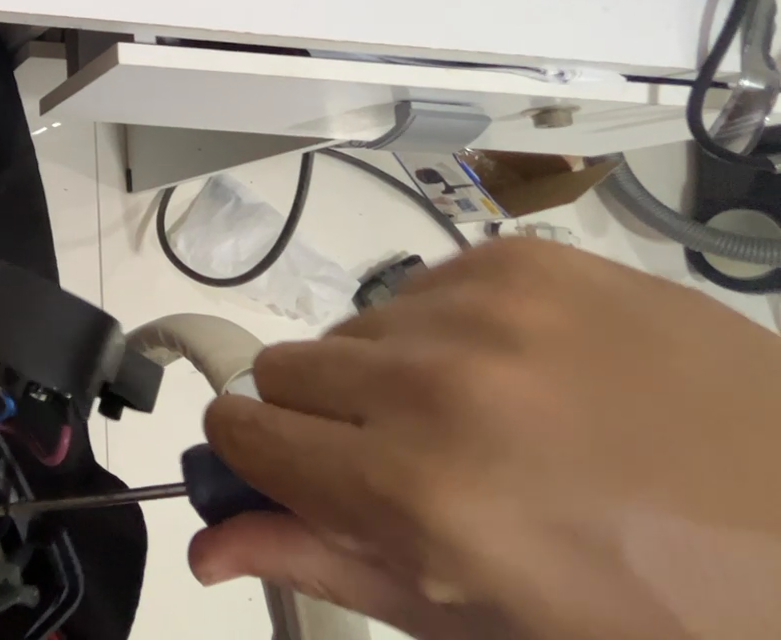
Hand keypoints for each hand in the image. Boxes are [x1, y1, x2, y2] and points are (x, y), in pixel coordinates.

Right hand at [191, 239, 780, 639]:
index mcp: (418, 494)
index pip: (238, 429)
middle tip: (409, 456)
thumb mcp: (485, 627)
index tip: (305, 474)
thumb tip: (204, 548)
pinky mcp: (521, 259)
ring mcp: (483, 310)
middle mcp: (432, 386)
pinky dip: (443, 330)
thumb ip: (324, 566)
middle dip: (321, 417)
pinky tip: (528, 372)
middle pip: (280, 370)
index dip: (261, 458)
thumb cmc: (659, 615)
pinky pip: (414, 287)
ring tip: (491, 418)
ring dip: (387, 373)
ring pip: (348, 329)